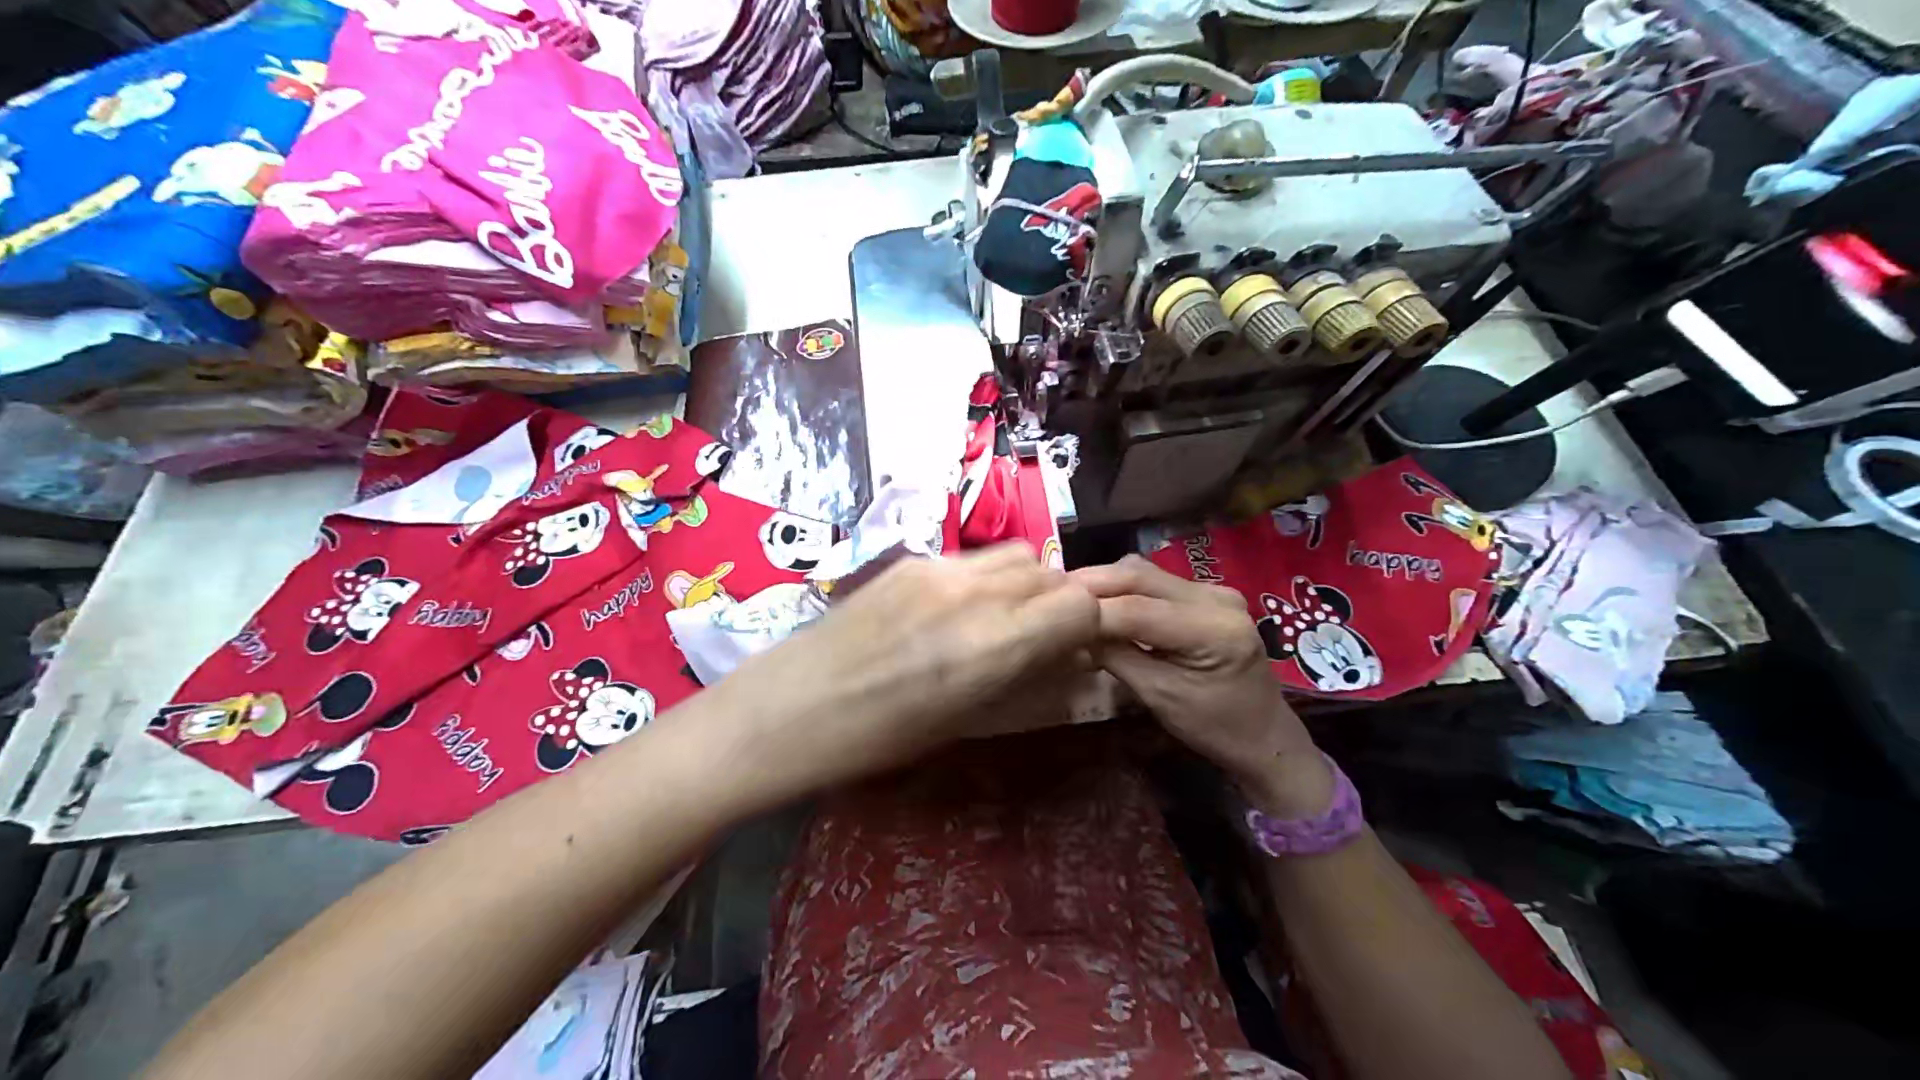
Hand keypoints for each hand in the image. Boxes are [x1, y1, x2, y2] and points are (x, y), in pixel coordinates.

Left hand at [695, 543, 1099, 803]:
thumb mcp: (962, 722)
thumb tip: (1068, 659)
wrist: (784, 708)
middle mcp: (973, 595)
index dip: (1085, 627)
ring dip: (1025, 584)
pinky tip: (954, 611)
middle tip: (1039, 637)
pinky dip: (985, 579)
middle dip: (1058, 604)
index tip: (1071, 650)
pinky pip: (972, 559)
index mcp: (990, 646)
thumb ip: (1023, 681)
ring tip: (1000, 619)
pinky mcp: (909, 560)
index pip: (1079, 605)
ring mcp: (938, 569)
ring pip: (1016, 556)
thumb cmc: (874, 741)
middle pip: (1051, 574)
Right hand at [1071, 556, 1333, 817]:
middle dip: (1091, 583)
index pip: (1137, 608)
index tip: (1049, 614)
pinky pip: (1155, 583)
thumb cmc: (1215, 728)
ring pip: (1143, 573)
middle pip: (1139, 576)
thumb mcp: (1159, 697)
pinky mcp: (1207, 595)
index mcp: (1215, 627)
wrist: (1264, 737)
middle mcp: (1217, 597)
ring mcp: (1215, 591)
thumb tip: (1071, 631)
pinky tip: (1099, 604)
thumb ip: (1116, 657)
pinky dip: (1123, 590)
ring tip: (1069, 600)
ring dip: (1105, 583)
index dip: (1090, 610)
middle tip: (1049, 594)